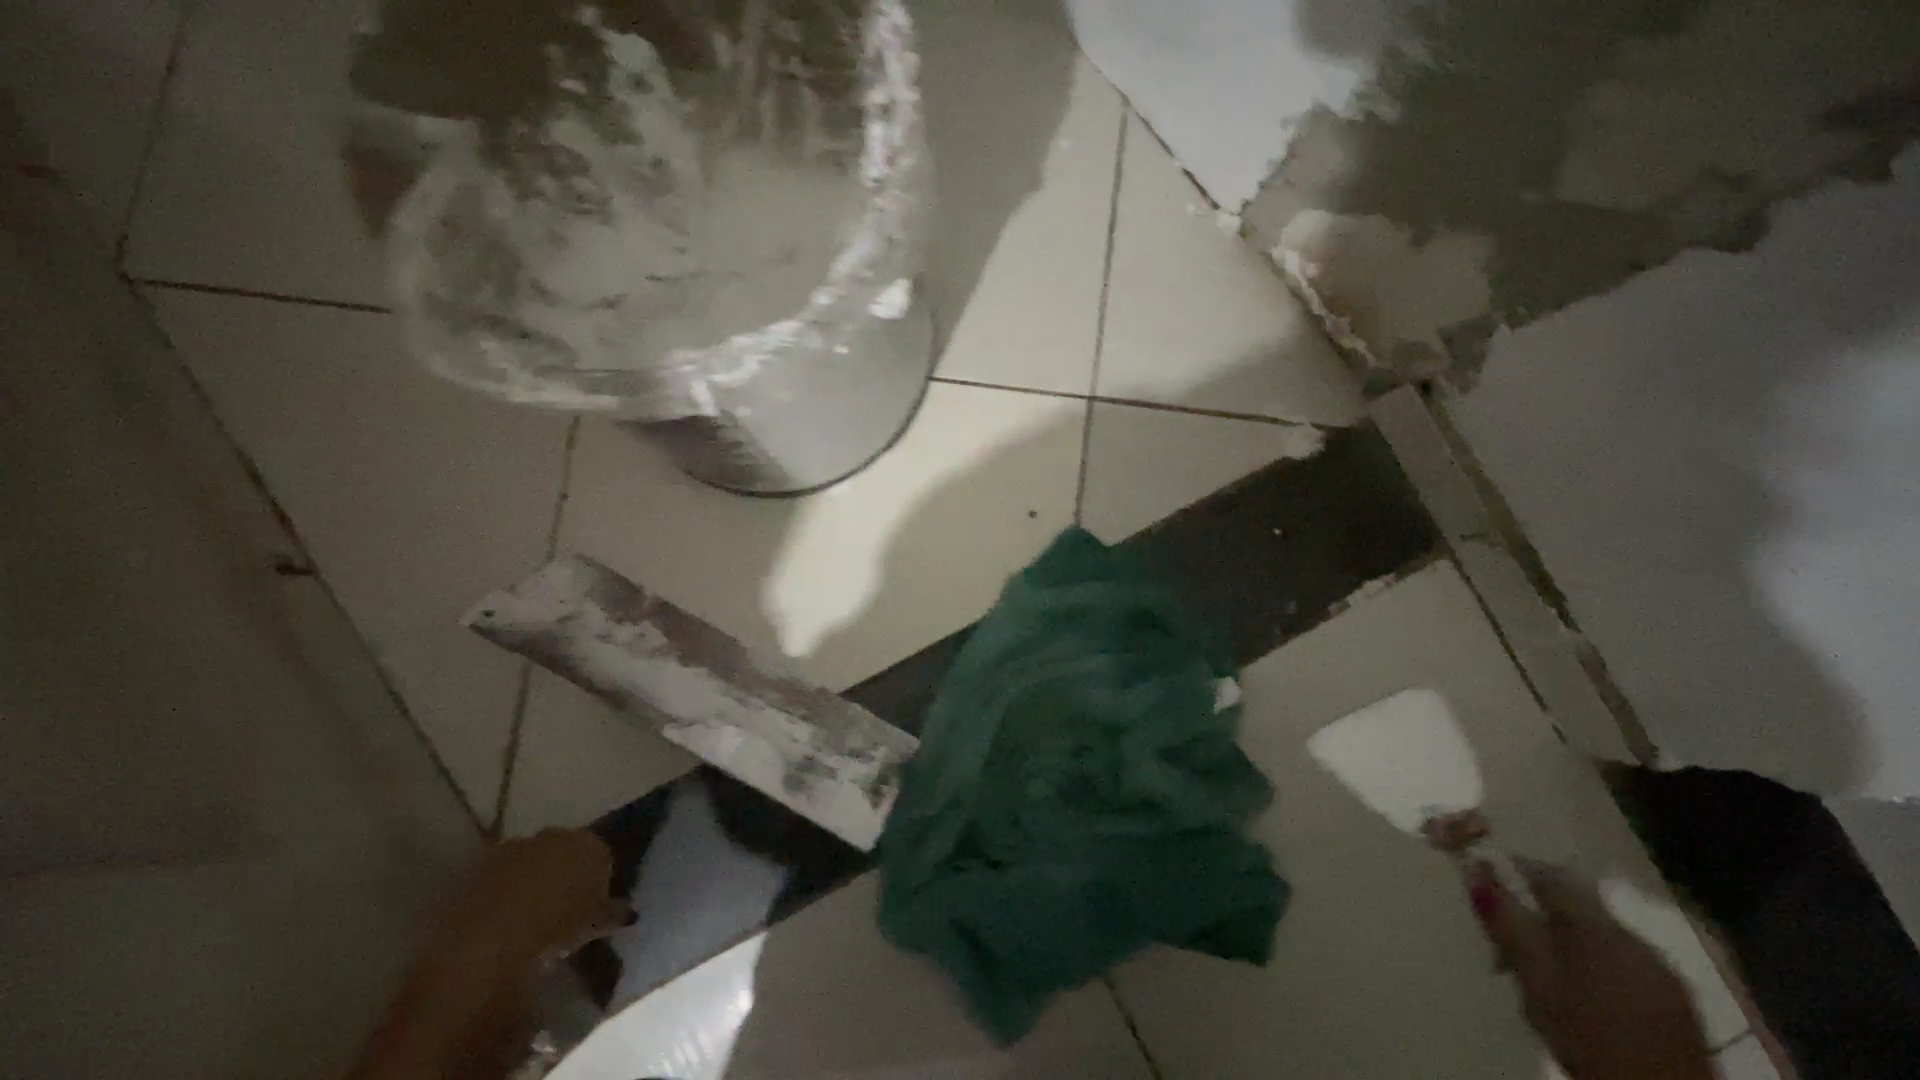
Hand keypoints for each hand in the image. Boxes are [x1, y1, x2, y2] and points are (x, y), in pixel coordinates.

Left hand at [435, 828, 630, 966]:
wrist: (491, 938)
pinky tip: (502, 920)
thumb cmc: (558, 927)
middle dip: (564, 875)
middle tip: (562, 910)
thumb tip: (628, 912)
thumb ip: (615, 913)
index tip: (591, 906)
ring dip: (531, 881)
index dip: (597, 881)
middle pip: (564, 853)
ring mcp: (514, 847)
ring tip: (529, 918)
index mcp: (588, 844)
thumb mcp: (597, 926)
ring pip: (530, 862)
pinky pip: (499, 877)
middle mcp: (553, 836)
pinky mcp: (480, 865)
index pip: (601, 855)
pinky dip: (502, 892)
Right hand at [1465, 858, 1713, 1079]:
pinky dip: (1592, 967)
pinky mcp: (1672, 999)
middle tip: (1503, 945)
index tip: (1482, 878)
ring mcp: (1657, 968)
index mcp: (1597, 926)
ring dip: (1563, 944)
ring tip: (1537, 976)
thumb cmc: (1589, 1034)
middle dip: (1536, 916)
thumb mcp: (1536, 979)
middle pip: (1575, 908)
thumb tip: (1475, 867)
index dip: (1513, 870)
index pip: (1550, 876)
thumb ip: (1507, 924)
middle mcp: (1632, 936)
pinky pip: (1620, 963)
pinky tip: (1579, 995)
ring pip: (1597, 937)